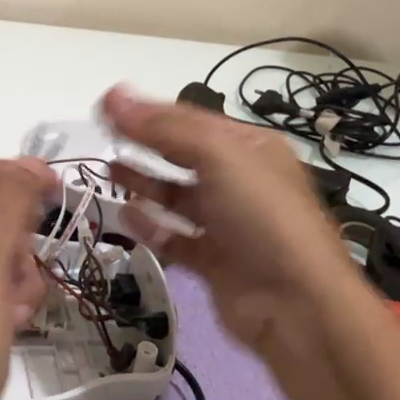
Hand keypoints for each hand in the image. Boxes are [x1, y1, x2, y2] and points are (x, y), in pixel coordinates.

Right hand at [102, 85, 356, 349]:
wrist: (296, 304)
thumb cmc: (261, 216)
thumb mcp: (218, 156)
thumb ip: (163, 128)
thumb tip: (113, 95)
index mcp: (250, 147)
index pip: (192, 119)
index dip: (149, 111)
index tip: (106, 107)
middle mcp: (240, 180)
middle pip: (183, 155)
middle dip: (146, 144)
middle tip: (103, 135)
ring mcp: (228, 222)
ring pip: (177, 196)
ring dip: (145, 183)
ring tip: (109, 172)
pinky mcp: (214, 260)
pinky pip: (176, 237)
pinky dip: (152, 226)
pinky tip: (126, 215)